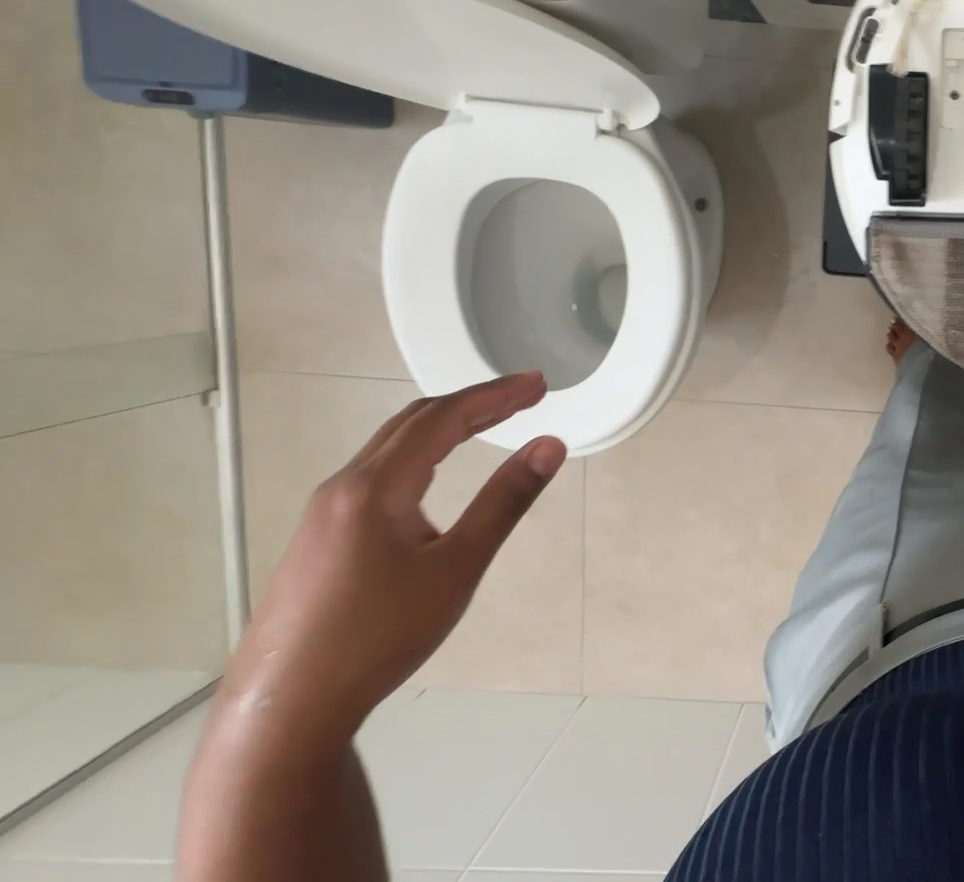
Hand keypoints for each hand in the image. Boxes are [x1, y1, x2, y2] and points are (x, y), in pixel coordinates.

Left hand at [216, 372, 568, 746]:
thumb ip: (505, 501)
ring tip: (490, 421)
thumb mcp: (458, 567)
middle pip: (413, 423)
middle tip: (525, 395)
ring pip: (392, 448)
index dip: (495, 395)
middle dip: (473, 402)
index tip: (538, 384)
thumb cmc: (381, 634)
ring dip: (445, 426)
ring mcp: (325, 513)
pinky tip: (436, 475)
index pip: (442, 419)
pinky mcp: (321, 537)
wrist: (288, 705)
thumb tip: (548, 445)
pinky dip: (422, 453)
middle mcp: (344, 487)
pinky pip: (379, 473)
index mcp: (376, 487)